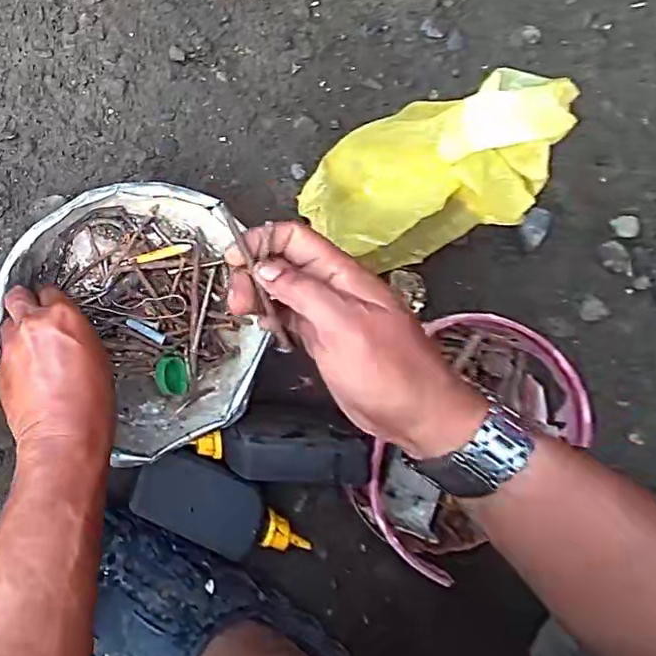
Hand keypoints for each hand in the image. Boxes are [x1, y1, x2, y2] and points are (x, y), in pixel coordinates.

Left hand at [0, 286, 114, 461]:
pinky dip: (12, 356)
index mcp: (63, 317)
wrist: (62, 438)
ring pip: (6, 323)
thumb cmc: (87, 407)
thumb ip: (76, 334)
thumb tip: (69, 333)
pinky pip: (2, 351)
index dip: (51, 300)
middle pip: (17, 295)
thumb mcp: (97, 357)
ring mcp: (12, 345)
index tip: (52, 307)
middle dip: (23, 301)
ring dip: (16, 331)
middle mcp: (33, 325)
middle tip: (31, 313)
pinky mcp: (0, 367)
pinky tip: (25, 371)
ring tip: (29, 347)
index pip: (50, 291)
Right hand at [225, 222, 487, 458]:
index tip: (236, 262)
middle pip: (281, 260)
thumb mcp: (344, 326)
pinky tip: (264, 326)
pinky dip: (268, 315)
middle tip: (237, 299)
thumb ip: (303, 292)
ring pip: (279, 286)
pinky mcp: (319, 334)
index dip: (261, 242)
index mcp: (343, 275)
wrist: (420, 418)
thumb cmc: (393, 374)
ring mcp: (325, 311)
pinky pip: (286, 313)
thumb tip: (265, 267)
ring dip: (256, 293)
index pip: (294, 237)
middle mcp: (332, 288)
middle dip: (252, 272)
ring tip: (243, 312)